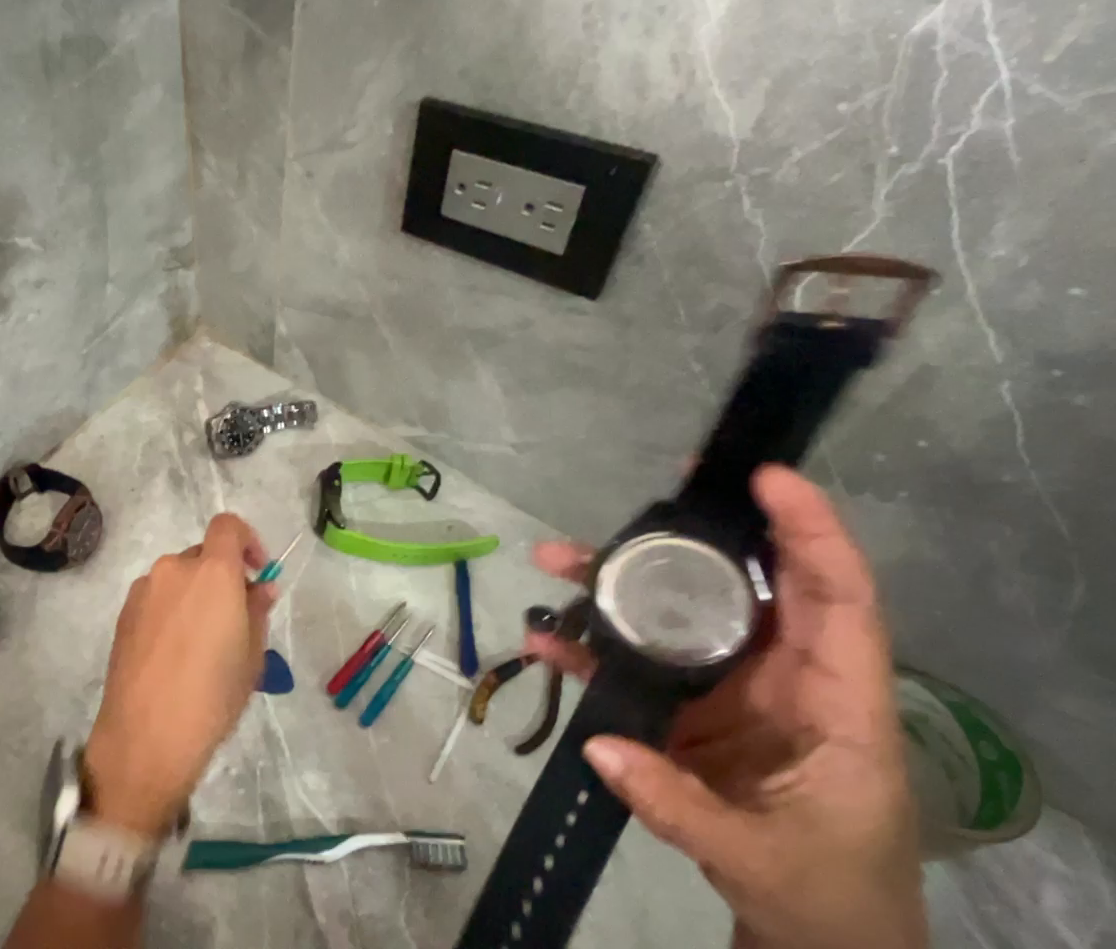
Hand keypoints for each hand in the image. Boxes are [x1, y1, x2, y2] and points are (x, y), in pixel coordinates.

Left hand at [84, 514, 273, 838]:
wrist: (146, 735)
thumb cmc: (212, 695)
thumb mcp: (251, 655)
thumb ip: (256, 610)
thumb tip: (260, 587)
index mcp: (212, 572)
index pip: (228, 526)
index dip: (248, 541)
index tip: (257, 573)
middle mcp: (174, 569)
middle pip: (202, 554)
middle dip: (221, 577)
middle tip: (234, 620)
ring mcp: (143, 590)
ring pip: (177, 578)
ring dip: (194, 595)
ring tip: (202, 644)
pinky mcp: (123, 614)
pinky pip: (156, 598)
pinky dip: (170, 611)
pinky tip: (174, 654)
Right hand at [527, 466, 925, 948]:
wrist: (815, 936)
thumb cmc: (829, 896)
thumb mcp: (763, 859)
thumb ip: (681, 803)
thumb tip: (598, 746)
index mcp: (836, 703)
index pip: (837, 600)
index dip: (811, 533)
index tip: (766, 480)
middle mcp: (785, 679)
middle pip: (744, 588)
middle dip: (697, 535)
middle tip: (658, 489)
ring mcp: (731, 691)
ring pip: (678, 616)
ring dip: (618, 584)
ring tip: (555, 559)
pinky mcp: (687, 711)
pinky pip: (636, 666)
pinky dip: (591, 649)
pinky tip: (546, 641)